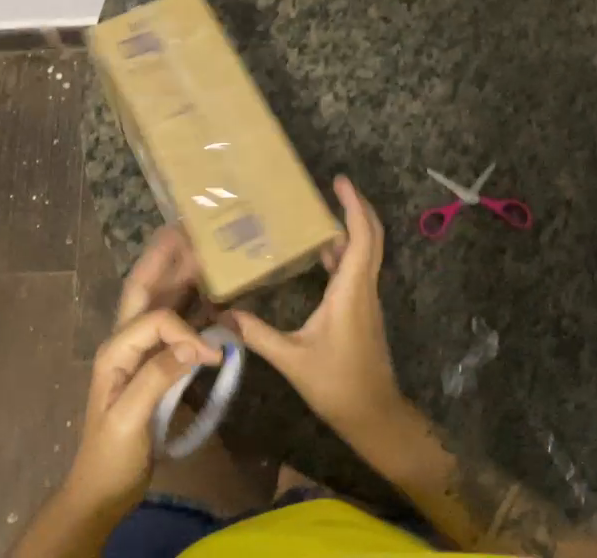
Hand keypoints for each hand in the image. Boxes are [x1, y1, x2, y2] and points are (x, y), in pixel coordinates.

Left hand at [65, 229, 221, 509]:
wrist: (103, 489)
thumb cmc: (111, 455)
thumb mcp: (129, 419)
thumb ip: (158, 378)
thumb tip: (196, 346)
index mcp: (116, 350)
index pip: (156, 320)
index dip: (186, 330)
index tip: (211, 355)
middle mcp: (126, 342)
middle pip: (146, 289)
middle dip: (164, 258)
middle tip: (188, 229)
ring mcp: (140, 352)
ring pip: (160, 301)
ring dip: (179, 274)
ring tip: (201, 248)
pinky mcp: (154, 365)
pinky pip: (174, 326)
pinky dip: (192, 307)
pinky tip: (211, 297)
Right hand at [226, 176, 403, 436]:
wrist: (374, 415)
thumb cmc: (337, 384)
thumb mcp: (292, 360)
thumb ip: (258, 335)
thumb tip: (222, 317)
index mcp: (351, 290)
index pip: (361, 237)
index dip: (354, 205)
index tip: (340, 181)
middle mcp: (363, 288)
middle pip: (371, 237)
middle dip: (356, 207)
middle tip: (332, 187)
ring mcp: (366, 299)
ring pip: (365, 252)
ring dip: (349, 229)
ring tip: (317, 213)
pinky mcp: (362, 310)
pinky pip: (357, 269)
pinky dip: (343, 252)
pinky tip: (319, 253)